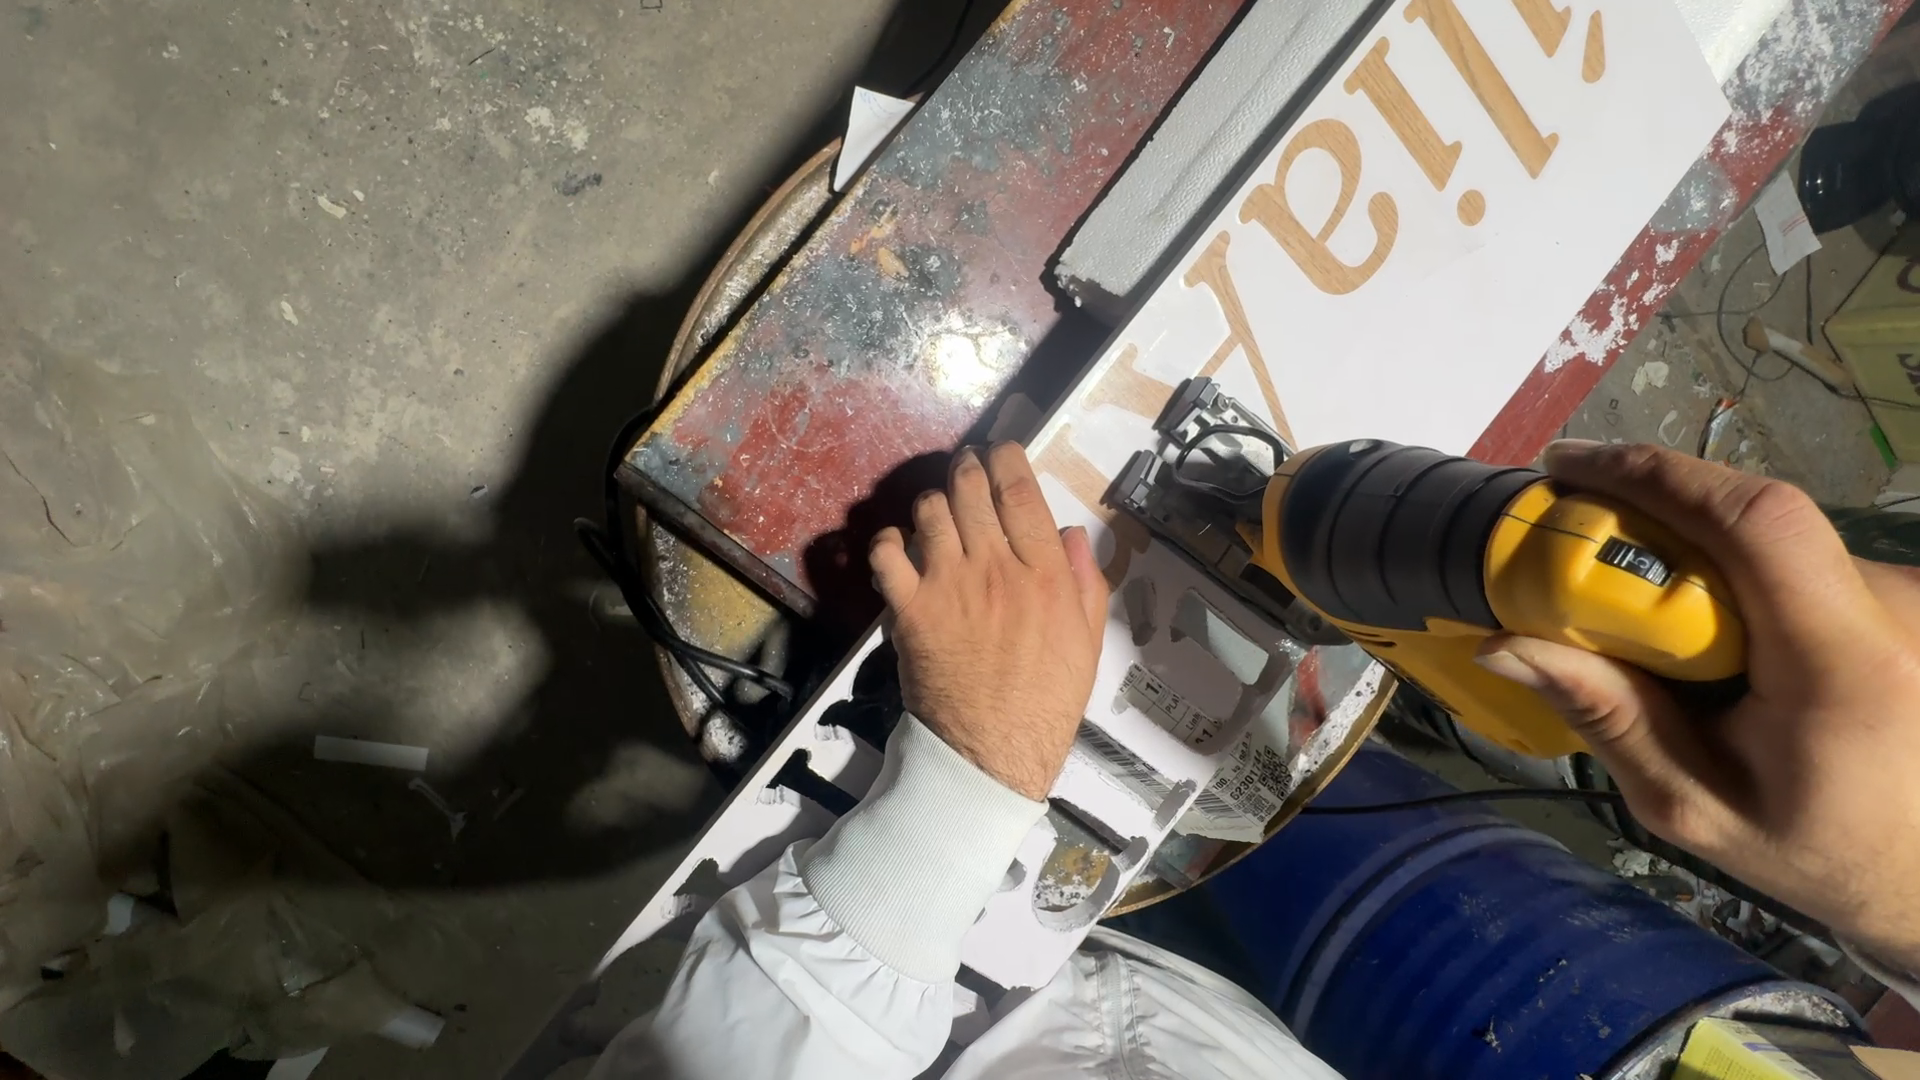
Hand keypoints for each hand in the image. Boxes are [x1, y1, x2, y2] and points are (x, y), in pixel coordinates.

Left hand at [869, 444, 1108, 799]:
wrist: (992, 752)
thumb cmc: (1047, 701)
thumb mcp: (1088, 643)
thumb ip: (1086, 582)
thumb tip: (1070, 532)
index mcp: (1045, 574)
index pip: (1021, 493)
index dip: (1008, 458)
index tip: (1002, 449)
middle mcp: (995, 568)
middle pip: (972, 490)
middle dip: (967, 466)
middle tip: (966, 466)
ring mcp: (948, 586)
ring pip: (930, 512)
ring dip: (933, 501)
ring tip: (939, 510)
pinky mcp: (909, 610)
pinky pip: (887, 555)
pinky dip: (888, 541)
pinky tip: (898, 546)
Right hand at [1475, 440, 1919, 969]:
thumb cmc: (1814, 849)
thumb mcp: (1685, 801)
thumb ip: (1603, 716)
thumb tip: (1498, 647)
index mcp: (1844, 664)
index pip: (1757, 522)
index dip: (1655, 475)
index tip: (1564, 466)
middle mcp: (1894, 610)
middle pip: (1744, 522)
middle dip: (1638, 518)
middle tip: (1558, 545)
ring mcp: (1905, 600)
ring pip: (1760, 539)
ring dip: (1676, 550)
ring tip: (1619, 603)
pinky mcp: (1897, 601)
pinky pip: (1783, 559)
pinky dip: (1714, 570)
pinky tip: (1690, 624)